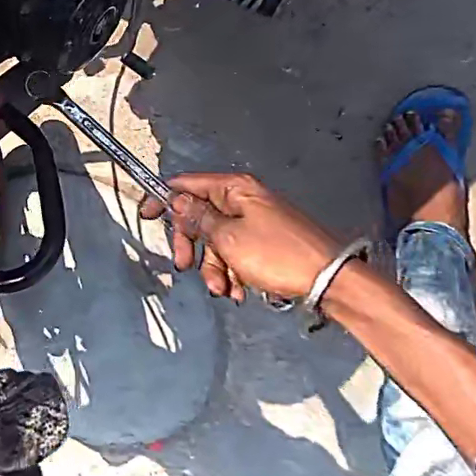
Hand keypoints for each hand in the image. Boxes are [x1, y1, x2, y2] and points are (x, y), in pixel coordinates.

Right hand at [139, 173, 345, 302]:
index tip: (146, 216)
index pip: (187, 185)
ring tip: (223, 288)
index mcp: (234, 188)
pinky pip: (236, 252)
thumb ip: (198, 218)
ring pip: (217, 240)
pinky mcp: (265, 241)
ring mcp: (255, 220)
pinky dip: (231, 271)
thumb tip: (177, 201)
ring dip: (213, 266)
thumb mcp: (228, 238)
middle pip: (199, 216)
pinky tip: (238, 290)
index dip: (164, 199)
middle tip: (184, 264)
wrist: (329, 279)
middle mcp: (243, 199)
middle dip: (191, 245)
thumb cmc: (280, 255)